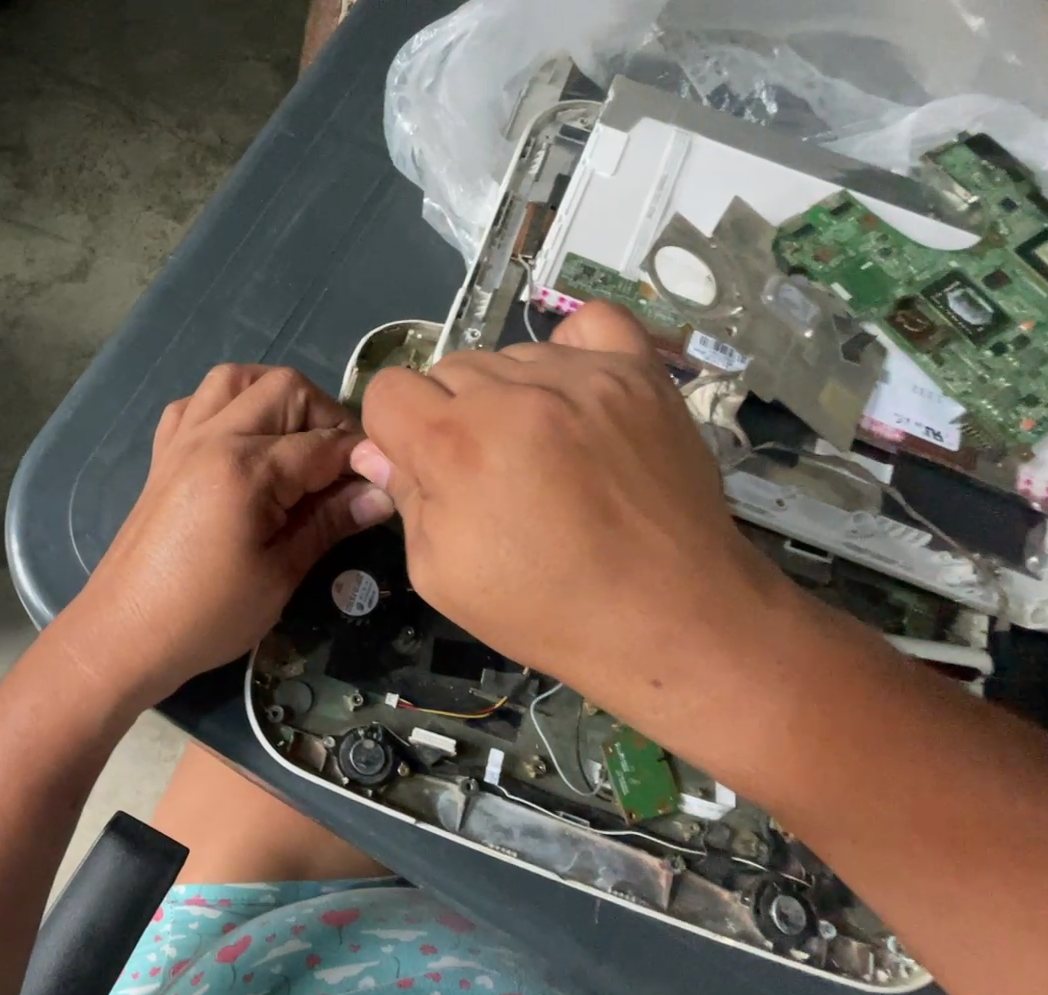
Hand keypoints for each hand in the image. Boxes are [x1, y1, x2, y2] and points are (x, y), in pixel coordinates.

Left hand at [54, 365, 396, 706]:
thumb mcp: (279, 575)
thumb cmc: (205, 616)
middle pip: (284, 388)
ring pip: (234, 379)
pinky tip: (239, 443)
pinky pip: (193, 405)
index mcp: (245, 468)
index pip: (323, 442)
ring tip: (293, 443)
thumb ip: (329, 524)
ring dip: (273, 397)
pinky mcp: (161, 456)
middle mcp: (212, 438)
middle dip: (323, 415)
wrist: (123, 634)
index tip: (382, 481)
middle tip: (338, 466)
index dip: (360, 459)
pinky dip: (225, 407)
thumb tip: (381, 494)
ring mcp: (180, 442)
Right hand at [350, 302, 789, 703]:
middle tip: (483, 473)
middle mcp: (515, 393)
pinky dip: (568, 350)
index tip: (419, 469)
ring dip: (505, 395)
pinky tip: (571, 396)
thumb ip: (404, 498)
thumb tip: (378, 452)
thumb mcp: (439, 574)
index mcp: (456, 444)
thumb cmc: (542, 608)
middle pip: (445, 370)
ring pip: (508, 354)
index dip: (392, 432)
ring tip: (539, 449)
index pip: (388, 390)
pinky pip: (588, 324)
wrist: (669, 617)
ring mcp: (584, 376)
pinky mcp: (640, 374)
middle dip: (447, 417)